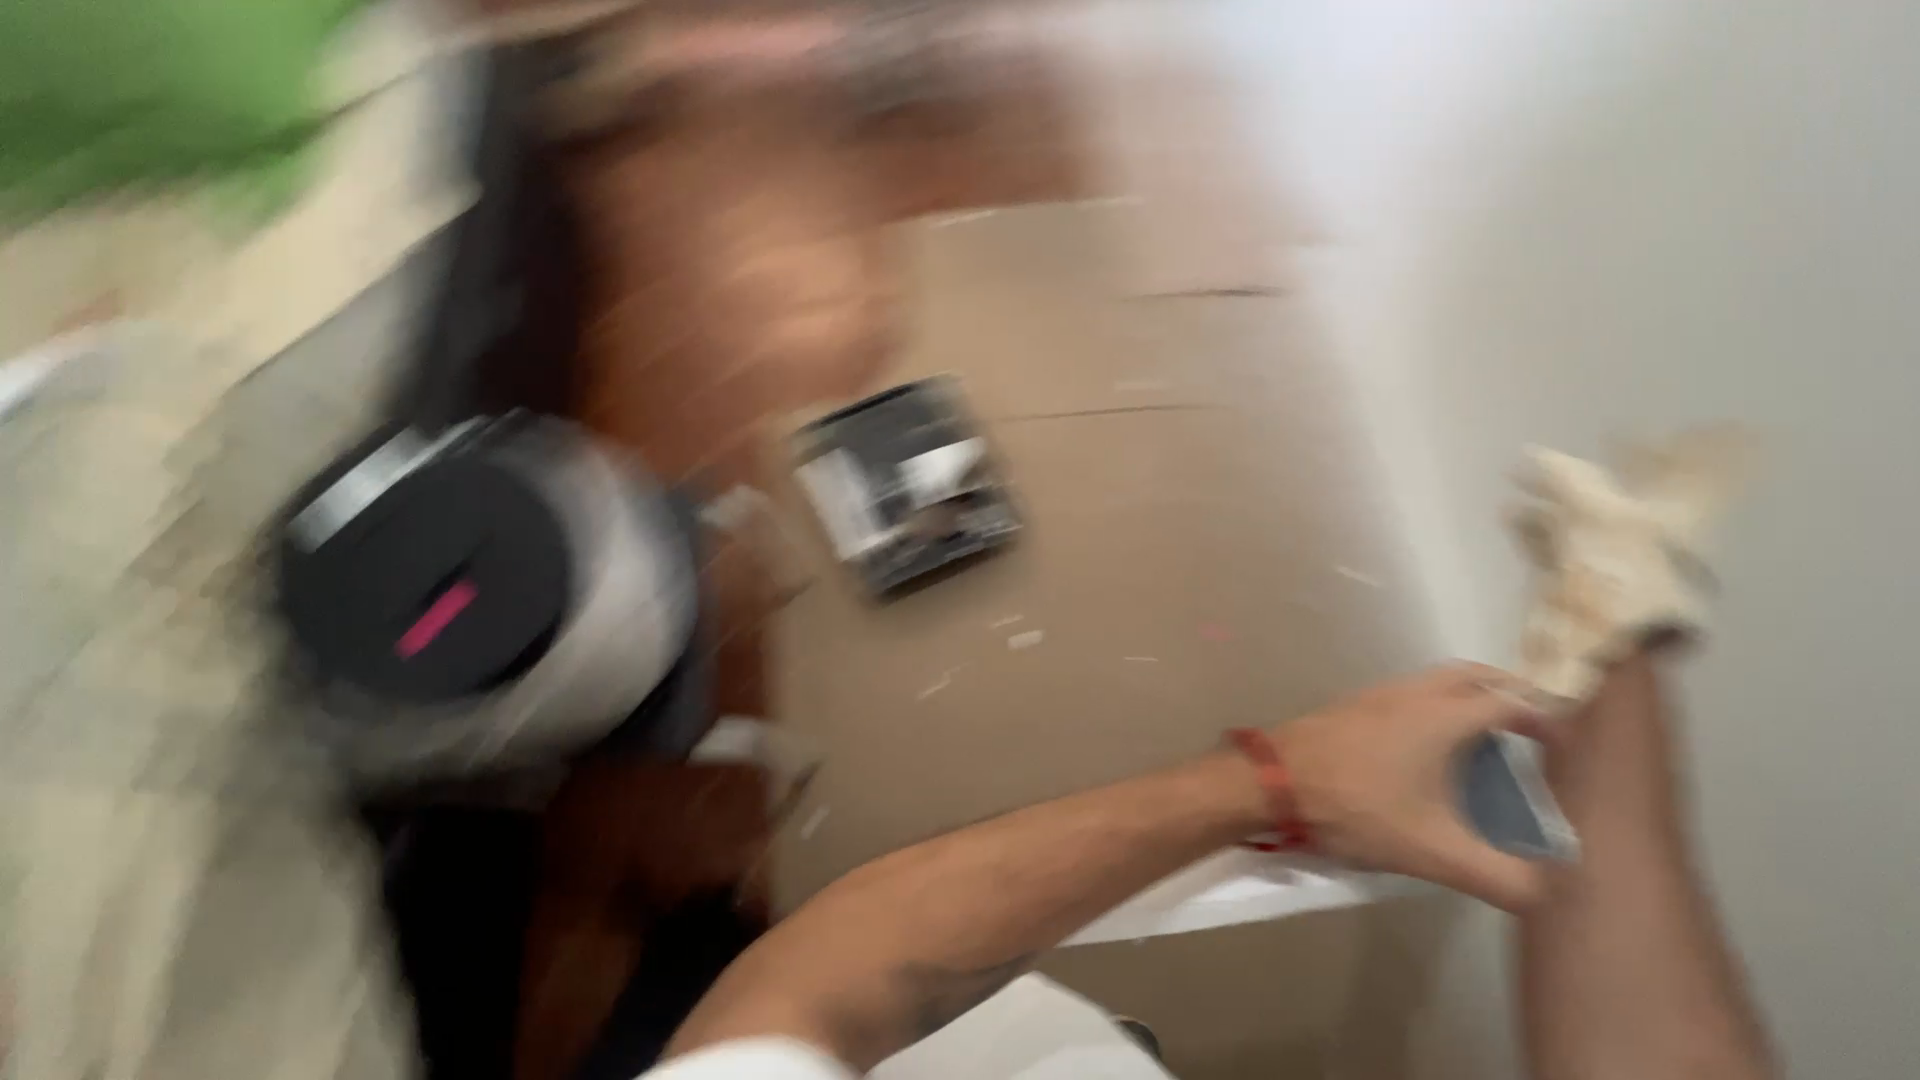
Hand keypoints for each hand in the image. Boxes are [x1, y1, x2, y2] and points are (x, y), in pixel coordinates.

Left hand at [1272, 663, 1549, 911]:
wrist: (1268, 783)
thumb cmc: (1354, 808)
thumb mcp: (1433, 851)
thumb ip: (1499, 877)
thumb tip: (1556, 897)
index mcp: (1441, 716)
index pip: (1510, 701)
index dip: (1547, 717)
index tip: (1570, 744)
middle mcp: (1410, 694)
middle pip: (1471, 676)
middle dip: (1507, 692)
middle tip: (1534, 726)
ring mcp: (1373, 696)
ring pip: (1432, 681)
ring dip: (1465, 698)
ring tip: (1487, 741)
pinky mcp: (1348, 707)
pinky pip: (1404, 693)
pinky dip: (1431, 706)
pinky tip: (1427, 748)